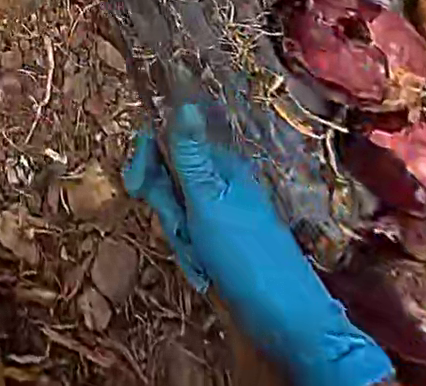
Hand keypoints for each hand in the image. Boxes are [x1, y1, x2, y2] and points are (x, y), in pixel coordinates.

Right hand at [125, 104, 393, 385]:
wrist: (292, 324)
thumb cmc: (247, 256)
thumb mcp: (208, 201)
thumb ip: (188, 154)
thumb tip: (183, 100)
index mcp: (219, 163)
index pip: (168, 140)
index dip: (147, 159)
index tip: (134, 186)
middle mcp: (219, 182)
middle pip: (168, 178)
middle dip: (167, 209)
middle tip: (183, 231)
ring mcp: (221, 213)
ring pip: (176, 211)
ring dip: (180, 238)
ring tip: (200, 261)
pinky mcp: (222, 243)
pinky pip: (190, 238)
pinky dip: (192, 257)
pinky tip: (206, 275)